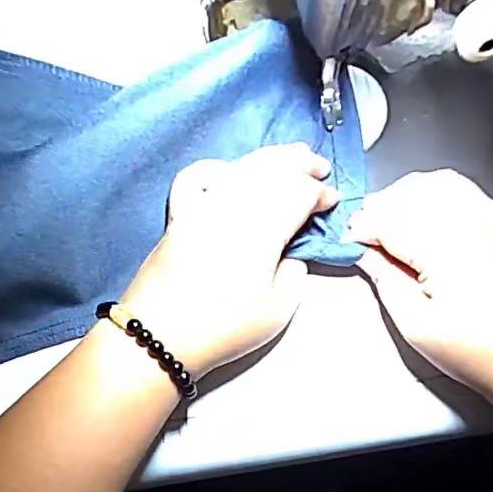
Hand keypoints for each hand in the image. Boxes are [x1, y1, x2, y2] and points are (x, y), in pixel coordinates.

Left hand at [117, 143, 336, 376]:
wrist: (160, 335)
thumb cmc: (223, 328)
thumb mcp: (278, 310)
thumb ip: (294, 273)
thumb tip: (292, 253)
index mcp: (262, 228)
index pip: (299, 193)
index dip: (319, 193)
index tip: (331, 201)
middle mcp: (233, 205)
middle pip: (272, 169)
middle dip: (300, 164)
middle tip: (319, 166)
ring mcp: (202, 205)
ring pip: (241, 166)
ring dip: (270, 158)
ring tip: (289, 156)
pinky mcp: (179, 214)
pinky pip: (198, 175)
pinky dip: (219, 167)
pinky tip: (232, 171)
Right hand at [352, 170, 492, 415]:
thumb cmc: (483, 352)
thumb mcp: (417, 326)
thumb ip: (387, 282)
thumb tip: (366, 255)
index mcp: (447, 250)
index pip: (391, 219)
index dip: (363, 228)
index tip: (349, 240)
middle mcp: (472, 225)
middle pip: (412, 194)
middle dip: (381, 207)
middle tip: (364, 233)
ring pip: (438, 183)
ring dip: (407, 196)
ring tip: (390, 221)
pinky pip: (464, 190)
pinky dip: (436, 194)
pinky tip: (424, 216)